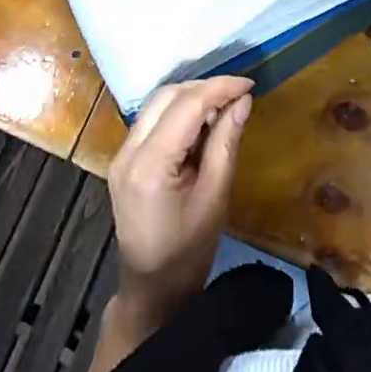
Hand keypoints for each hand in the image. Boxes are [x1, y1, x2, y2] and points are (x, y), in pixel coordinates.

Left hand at [107, 76, 253, 326]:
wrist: (151, 287)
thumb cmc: (189, 251)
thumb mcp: (216, 196)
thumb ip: (225, 142)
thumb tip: (242, 101)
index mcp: (150, 164)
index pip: (186, 106)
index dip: (219, 88)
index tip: (249, 84)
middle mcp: (128, 151)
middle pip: (166, 96)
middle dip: (204, 88)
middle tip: (238, 95)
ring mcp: (121, 154)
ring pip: (156, 104)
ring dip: (190, 98)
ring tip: (223, 107)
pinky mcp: (123, 159)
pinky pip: (151, 121)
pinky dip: (177, 113)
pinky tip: (201, 124)